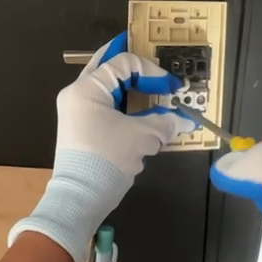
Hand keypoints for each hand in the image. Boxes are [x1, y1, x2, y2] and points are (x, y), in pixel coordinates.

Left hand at [9, 33, 192, 261]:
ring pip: (106, 86)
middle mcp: (77, 94)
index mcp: (87, 88)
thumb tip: (185, 121)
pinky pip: (103, 105)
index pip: (122, 63)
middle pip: (108, 67)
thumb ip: (165, 123)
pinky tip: (139, 110)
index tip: (170, 86)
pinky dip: (122, 103)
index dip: (151, 70)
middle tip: (155, 66)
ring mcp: (75, 111)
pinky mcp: (80, 127)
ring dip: (128, 85)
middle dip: (134, 66)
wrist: (79, 198)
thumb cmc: (108, 159)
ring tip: (150, 87)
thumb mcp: (141, 138)